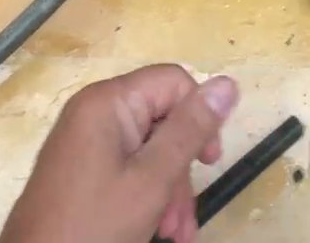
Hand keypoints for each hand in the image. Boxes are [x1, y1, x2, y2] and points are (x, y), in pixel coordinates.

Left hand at [0, 64, 239, 242]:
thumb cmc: (92, 229)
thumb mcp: (151, 181)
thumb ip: (190, 130)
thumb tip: (228, 83)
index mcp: (107, 102)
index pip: (173, 82)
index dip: (199, 116)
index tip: (210, 161)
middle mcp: (94, 112)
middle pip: (162, 119)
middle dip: (182, 168)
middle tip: (187, 217)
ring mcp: (85, 143)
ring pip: (149, 150)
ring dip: (169, 191)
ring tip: (176, 234)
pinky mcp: (80, 171)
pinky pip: (128, 169)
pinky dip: (147, 197)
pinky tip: (159, 231)